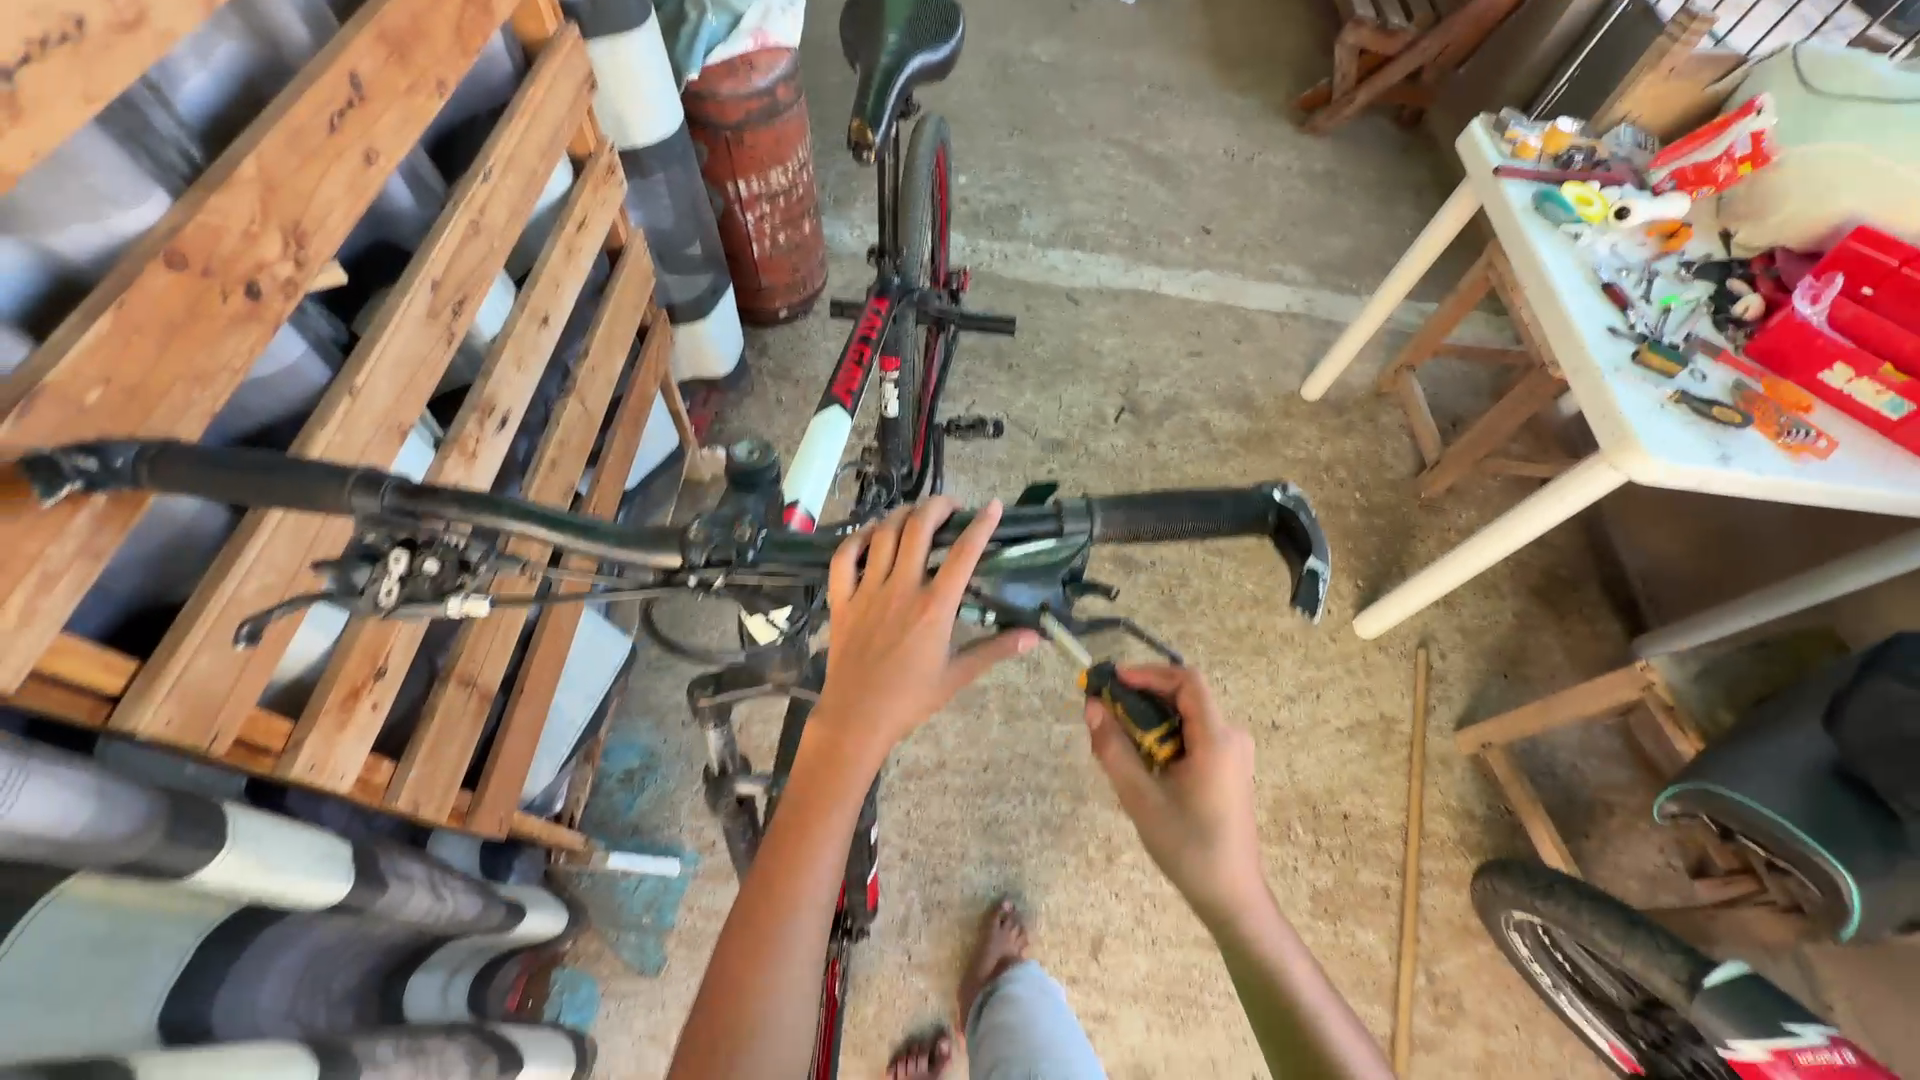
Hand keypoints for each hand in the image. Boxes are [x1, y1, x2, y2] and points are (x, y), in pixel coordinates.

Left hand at [815, 497, 1038, 755]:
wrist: (857, 717)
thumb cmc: (910, 699)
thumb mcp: (958, 676)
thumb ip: (996, 650)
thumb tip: (1035, 637)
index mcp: (934, 607)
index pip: (963, 554)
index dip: (981, 525)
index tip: (993, 506)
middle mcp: (901, 589)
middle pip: (918, 529)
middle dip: (937, 506)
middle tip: (951, 505)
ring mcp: (867, 591)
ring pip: (883, 534)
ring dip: (901, 515)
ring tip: (915, 513)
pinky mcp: (842, 600)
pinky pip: (844, 558)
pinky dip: (857, 538)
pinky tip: (871, 534)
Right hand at [1084, 666, 1268, 927]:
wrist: (1231, 895)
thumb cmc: (1187, 847)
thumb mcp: (1140, 798)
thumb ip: (1113, 747)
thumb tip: (1092, 706)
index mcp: (1217, 739)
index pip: (1186, 680)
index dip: (1148, 673)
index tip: (1112, 681)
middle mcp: (1231, 737)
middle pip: (1185, 695)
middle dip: (1142, 696)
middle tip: (1103, 710)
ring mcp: (1233, 753)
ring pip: (1187, 716)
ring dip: (1150, 718)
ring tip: (1116, 739)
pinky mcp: (1229, 768)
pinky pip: (1193, 735)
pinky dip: (1164, 735)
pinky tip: (1140, 760)